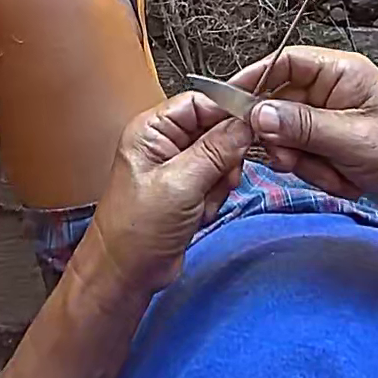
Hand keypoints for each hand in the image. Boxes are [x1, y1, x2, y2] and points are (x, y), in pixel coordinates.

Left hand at [82, 92, 254, 294]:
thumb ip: (216, 151)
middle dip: (224, 156)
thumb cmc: (134, 230)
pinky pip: (218, 180)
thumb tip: (245, 124)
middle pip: (214, 128)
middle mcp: (164, 142)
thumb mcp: (180, 185)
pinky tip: (199, 213)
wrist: (125, 275)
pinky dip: (215, 197)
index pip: (199, 102)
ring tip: (202, 201)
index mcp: (153, 129)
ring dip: (220, 181)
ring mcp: (177, 165)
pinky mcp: (187, 187)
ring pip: (221, 156)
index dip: (227, 112)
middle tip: (222, 177)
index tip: (251, 127)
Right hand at [229, 46, 377, 212]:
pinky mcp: (328, 142)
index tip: (230, 102)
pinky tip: (343, 180)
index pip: (283, 62)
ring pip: (286, 134)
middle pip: (278, 103)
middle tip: (291, 159)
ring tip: (334, 173)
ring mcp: (327, 117)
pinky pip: (300, 154)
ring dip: (304, 160)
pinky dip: (316, 172)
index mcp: (339, 71)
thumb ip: (303, 126)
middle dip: (284, 137)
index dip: (253, 79)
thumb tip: (257, 114)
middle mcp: (329, 89)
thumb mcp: (354, 138)